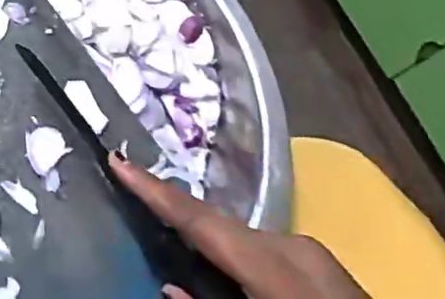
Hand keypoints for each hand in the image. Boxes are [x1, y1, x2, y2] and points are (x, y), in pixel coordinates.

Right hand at [111, 153, 368, 298]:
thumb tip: (169, 287)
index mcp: (278, 260)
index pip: (201, 218)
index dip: (154, 189)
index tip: (116, 158)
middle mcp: (295, 244)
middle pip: (220, 224)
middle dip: (177, 213)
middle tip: (133, 193)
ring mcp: (316, 256)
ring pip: (243, 238)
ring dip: (209, 240)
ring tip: (171, 231)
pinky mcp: (329, 272)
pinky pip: (266, 252)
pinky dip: (237, 256)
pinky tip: (223, 267)